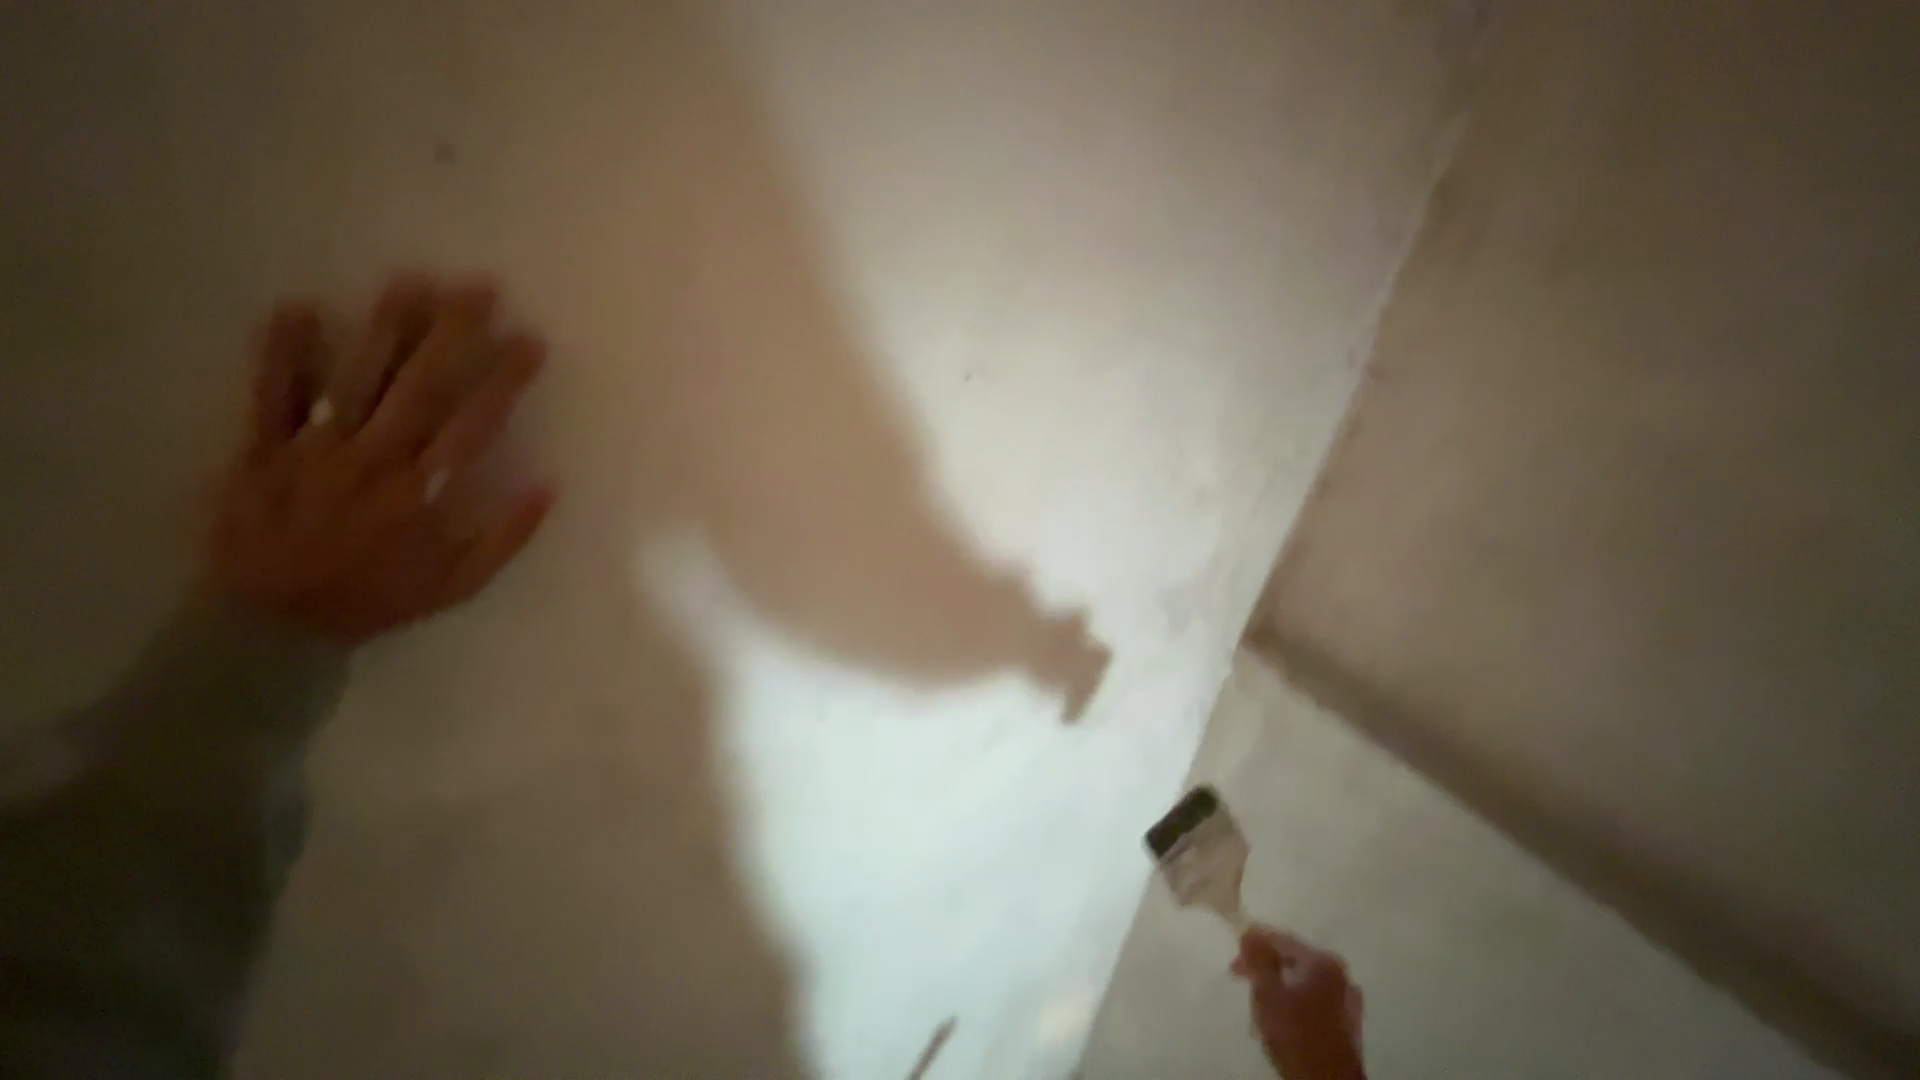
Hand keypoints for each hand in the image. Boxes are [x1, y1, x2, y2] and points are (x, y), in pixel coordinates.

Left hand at [203, 275, 554, 643]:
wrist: (270, 623)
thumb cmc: (375, 598)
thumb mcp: (459, 586)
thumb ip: (505, 537)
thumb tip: (548, 487)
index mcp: (424, 493)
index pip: (474, 422)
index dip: (504, 378)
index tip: (529, 340)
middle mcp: (375, 460)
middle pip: (420, 386)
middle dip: (453, 334)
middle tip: (479, 287)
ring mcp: (314, 449)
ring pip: (357, 378)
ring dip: (386, 329)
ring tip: (412, 281)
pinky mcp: (261, 449)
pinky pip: (270, 394)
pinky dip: (281, 352)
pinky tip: (300, 306)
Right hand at [1232, 926, 1366, 1079]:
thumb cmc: (1295, 1035)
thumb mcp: (1267, 992)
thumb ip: (1257, 957)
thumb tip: (1249, 929)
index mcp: (1321, 960)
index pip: (1279, 938)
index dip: (1252, 944)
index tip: (1233, 963)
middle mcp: (1339, 972)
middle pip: (1292, 959)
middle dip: (1264, 968)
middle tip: (1242, 980)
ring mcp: (1347, 998)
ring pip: (1301, 980)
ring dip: (1277, 987)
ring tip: (1260, 1006)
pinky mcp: (1348, 1021)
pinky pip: (1313, 998)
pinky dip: (1294, 1002)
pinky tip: (1282, 1019)